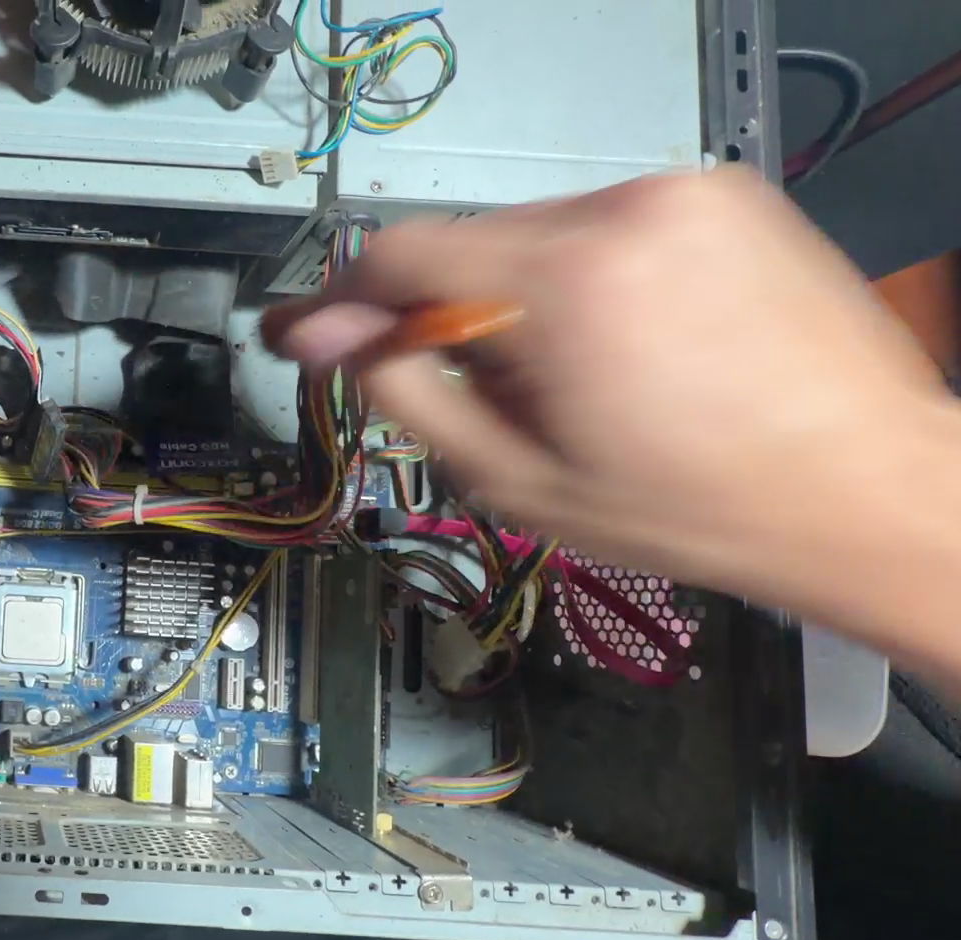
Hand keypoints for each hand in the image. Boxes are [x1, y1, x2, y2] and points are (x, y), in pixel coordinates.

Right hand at [263, 167, 942, 602]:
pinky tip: (582, 348)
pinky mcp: (712, 201)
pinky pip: (579, 230)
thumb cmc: (688, 504)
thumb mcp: (504, 469)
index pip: (396, 253)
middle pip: (453, 244)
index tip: (308, 334)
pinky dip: (550, 282)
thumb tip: (325, 338)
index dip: (338, 300)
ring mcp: (680, 196)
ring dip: (488, 301)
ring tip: (532, 378)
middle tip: (436, 383)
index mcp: (567, 279)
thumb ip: (401, 388)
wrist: (869, 493)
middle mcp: (626, 211)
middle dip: (422, 313)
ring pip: (513, 237)